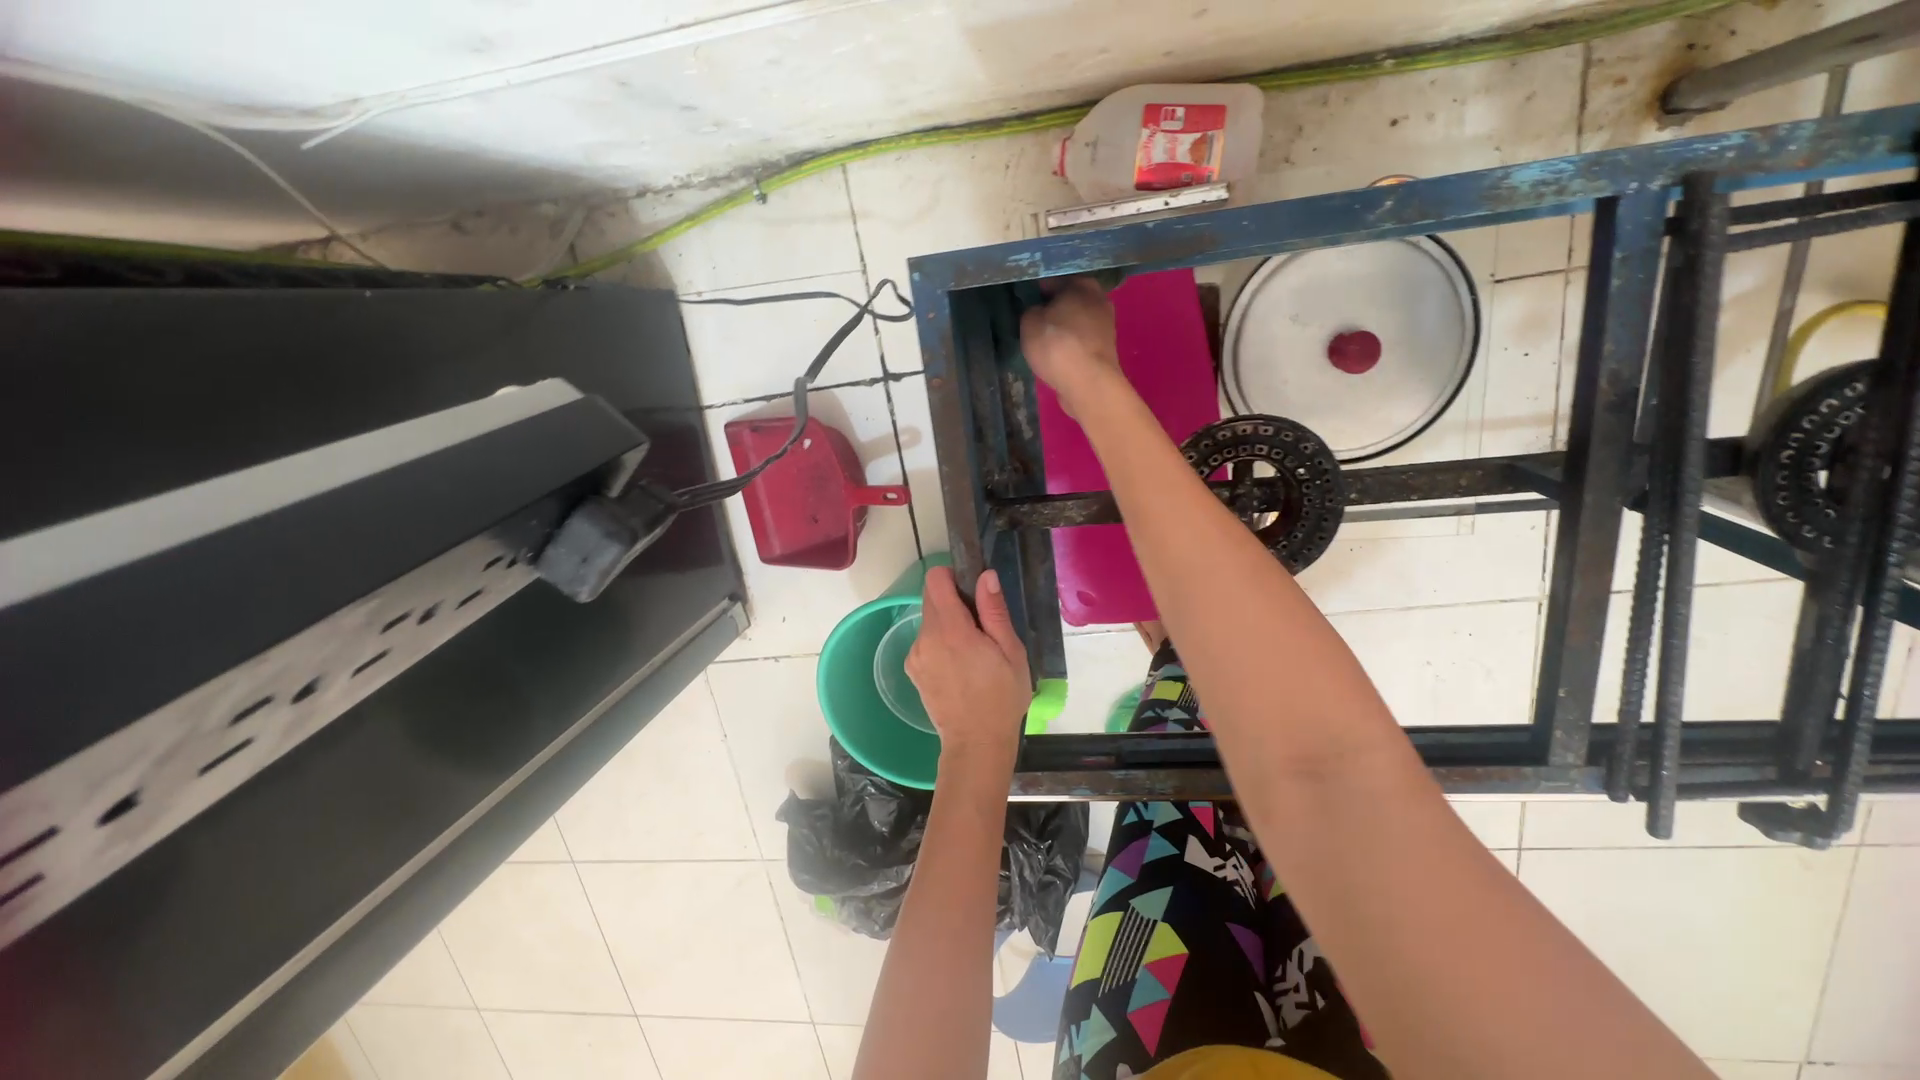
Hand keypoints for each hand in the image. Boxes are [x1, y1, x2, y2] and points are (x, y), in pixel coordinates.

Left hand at [905, 566, 1030, 758]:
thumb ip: (994, 611)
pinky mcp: (913, 669)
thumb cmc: (1001, 697)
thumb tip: (985, 576)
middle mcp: (925, 638)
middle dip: (954, 601)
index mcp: (951, 631)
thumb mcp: (1010, 651)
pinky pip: (926, 642)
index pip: (935, 580)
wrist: (976, 742)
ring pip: (929, 621)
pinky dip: (941, 643)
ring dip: (948, 624)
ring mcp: (915, 655)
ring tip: (974, 650)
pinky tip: (960, 666)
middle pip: (931, 599)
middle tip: (981, 625)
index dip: (952, 576)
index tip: (972, 589)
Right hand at [1019, 277, 1121, 417]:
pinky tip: (1057, 356)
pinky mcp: (1106, 348)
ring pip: (1076, 321)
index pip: (1052, 280)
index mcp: (1082, 283)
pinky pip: (1081, 340)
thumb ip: (1031, 310)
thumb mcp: (1029, 321)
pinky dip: (1070, 345)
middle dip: (1052, 310)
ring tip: (1043, 342)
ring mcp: (1106, 324)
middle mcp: (1099, 298)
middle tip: (1032, 323)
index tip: (1023, 305)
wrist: (1088, 383)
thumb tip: (1038, 311)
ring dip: (1062, 328)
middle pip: (1068, 301)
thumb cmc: (1057, 344)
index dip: (1035, 292)